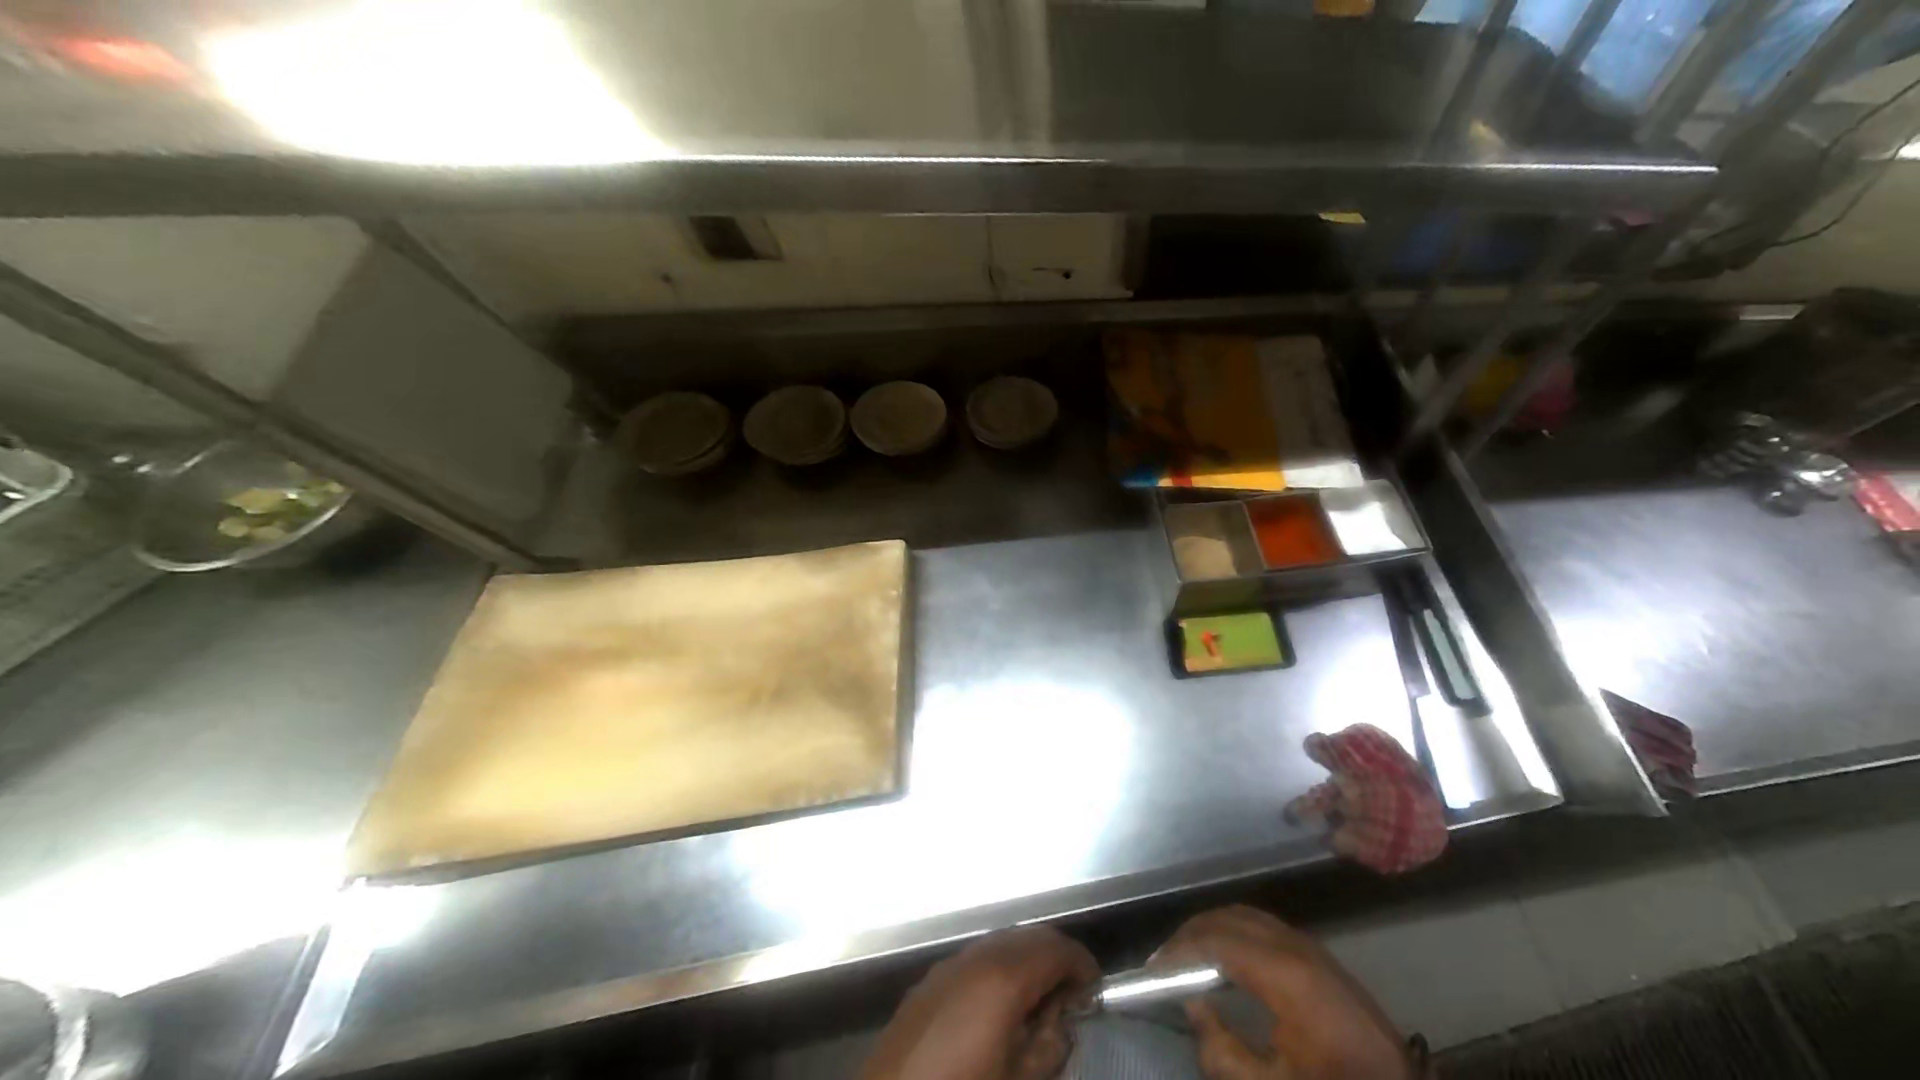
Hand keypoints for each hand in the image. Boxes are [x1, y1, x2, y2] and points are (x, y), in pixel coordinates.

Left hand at [860, 926, 1099, 1079]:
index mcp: (1003, 978)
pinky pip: (974, 959)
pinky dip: (998, 967)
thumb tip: (1060, 1021)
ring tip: (1040, 998)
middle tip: (1073, 992)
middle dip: (1056, 956)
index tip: (1095, 988)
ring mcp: (947, 966)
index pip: (1055, 949)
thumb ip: (1048, 1045)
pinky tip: (1001, 1003)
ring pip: (999, 943)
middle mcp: (975, 958)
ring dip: (1026, 959)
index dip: (1082, 963)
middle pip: (1028, 936)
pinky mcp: (927, 982)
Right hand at [1154, 906, 1411, 1079]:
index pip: (1214, 941)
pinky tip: (1225, 958)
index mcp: (1283, 975)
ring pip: (1246, 916)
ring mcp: (1311, 947)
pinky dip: (1234, 932)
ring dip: (1212, 929)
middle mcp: (1295, 947)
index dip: (1178, 951)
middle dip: (1190, 934)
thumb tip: (1194, 1008)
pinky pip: (1264, 926)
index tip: (1152, 970)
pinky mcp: (1320, 956)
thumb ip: (1222, 1050)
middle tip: (1165, 962)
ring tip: (1189, 957)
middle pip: (1227, 919)